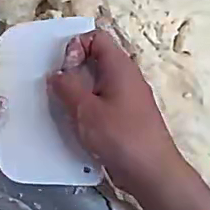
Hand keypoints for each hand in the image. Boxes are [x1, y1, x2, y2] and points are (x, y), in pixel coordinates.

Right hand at [48, 29, 196, 198]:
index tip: (66, 69)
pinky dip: (89, 108)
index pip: (96, 37)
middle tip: (61, 91)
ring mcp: (129, 97)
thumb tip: (57, 74)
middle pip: (95, 59)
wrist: (152, 173)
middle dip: (73, 71)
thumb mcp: (86, 110)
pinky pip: (103, 102)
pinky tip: (79, 126)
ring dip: (79, 93)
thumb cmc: (121, 137)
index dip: (76, 46)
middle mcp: (127, 77)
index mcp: (120, 66)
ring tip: (67, 110)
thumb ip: (67, 87)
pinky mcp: (127, 117)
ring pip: (97, 83)